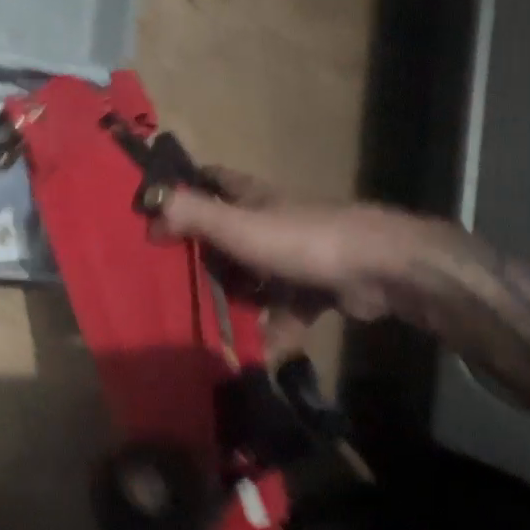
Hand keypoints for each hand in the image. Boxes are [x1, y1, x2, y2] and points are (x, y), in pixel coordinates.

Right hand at [154, 166, 449, 322]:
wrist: (381, 269)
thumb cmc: (303, 241)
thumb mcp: (237, 226)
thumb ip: (192, 213)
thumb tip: (148, 202)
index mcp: (255, 199)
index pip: (214, 181)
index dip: (187, 188)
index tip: (158, 208)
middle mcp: (276, 221)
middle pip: (230, 234)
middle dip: (207, 257)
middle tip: (180, 280)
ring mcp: (299, 255)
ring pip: (256, 275)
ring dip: (239, 298)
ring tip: (216, 322)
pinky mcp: (318, 287)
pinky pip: (285, 309)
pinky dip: (275, 328)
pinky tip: (262, 348)